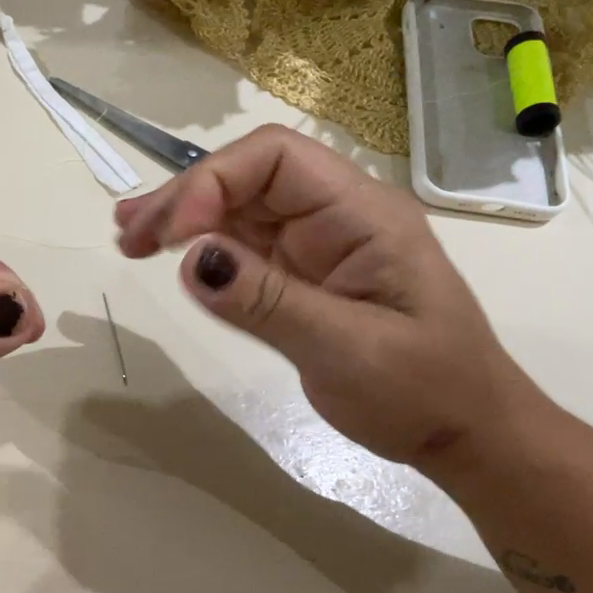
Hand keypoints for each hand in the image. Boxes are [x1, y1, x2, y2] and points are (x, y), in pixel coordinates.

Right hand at [115, 124, 549, 470]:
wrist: (465, 431)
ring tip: (128, 238)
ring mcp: (318, 246)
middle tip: (128, 236)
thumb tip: (191, 260)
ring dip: (183, 217)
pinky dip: (201, 249)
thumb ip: (267, 301)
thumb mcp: (345, 349)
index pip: (276, 160)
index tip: (172, 236)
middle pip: (249, 178)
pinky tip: (167, 255)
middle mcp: (337, 217)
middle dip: (186, 197)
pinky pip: (245, 249)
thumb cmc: (422, 391)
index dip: (214, 182)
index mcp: (362, 215)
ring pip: (240, 210)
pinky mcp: (303, 277)